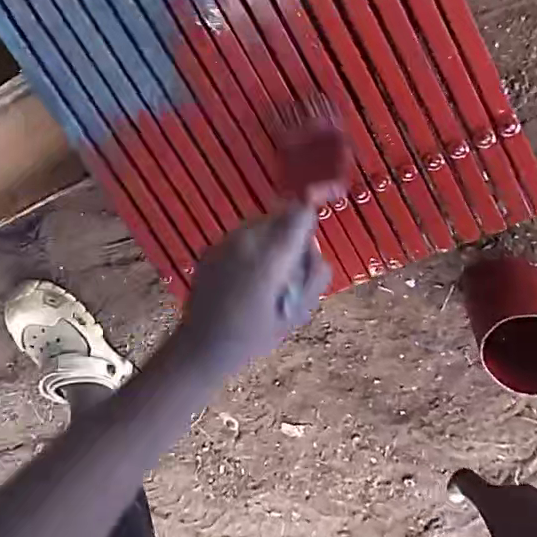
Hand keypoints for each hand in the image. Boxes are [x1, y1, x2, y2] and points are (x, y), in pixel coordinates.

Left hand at [172, 205, 329, 375]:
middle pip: (281, 215)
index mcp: (271, 254)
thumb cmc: (255, 335)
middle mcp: (247, 238)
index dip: (318, 197)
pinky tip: (248, 277)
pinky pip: (242, 237)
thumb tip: (313, 246)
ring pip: (261, 224)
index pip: (300, 211)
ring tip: (270, 276)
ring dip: (273, 239)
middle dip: (295, 231)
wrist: (203, 345)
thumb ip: (314, 274)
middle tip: (295, 266)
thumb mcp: (298, 312)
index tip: (332, 191)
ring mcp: (225, 241)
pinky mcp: (212, 247)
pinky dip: (253, 247)